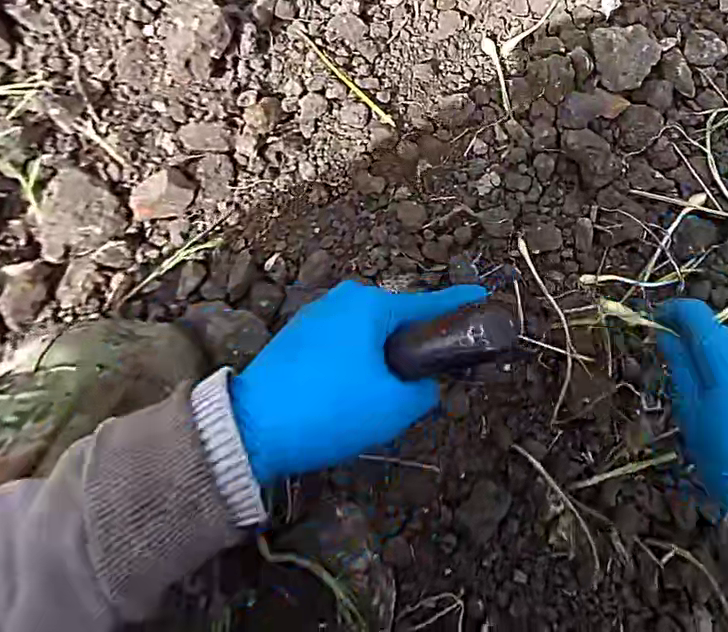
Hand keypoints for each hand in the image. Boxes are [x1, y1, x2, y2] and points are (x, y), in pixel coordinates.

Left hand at [230, 281, 487, 484]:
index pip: (429, 303)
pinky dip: (359, 357)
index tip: (483, 296)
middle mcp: (345, 299)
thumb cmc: (328, 409)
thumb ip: (424, 391)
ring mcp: (317, 315)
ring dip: (386, 352)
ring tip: (394, 383)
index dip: (460, 303)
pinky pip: (344, 341)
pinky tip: (359, 385)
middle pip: (398, 318)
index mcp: (371, 305)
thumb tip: (426, 386)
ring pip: (369, 331)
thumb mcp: (392, 407)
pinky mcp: (296, 336)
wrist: (244, 432)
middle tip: (435, 363)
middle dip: (418, 339)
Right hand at [655, 298, 727, 510]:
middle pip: (724, 339)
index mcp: (726, 358)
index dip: (675, 312)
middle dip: (705, 350)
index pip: (697, 314)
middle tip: (692, 379)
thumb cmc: (726, 458)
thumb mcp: (692, 414)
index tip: (661, 321)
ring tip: (727, 408)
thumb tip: (666, 335)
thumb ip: (679, 368)